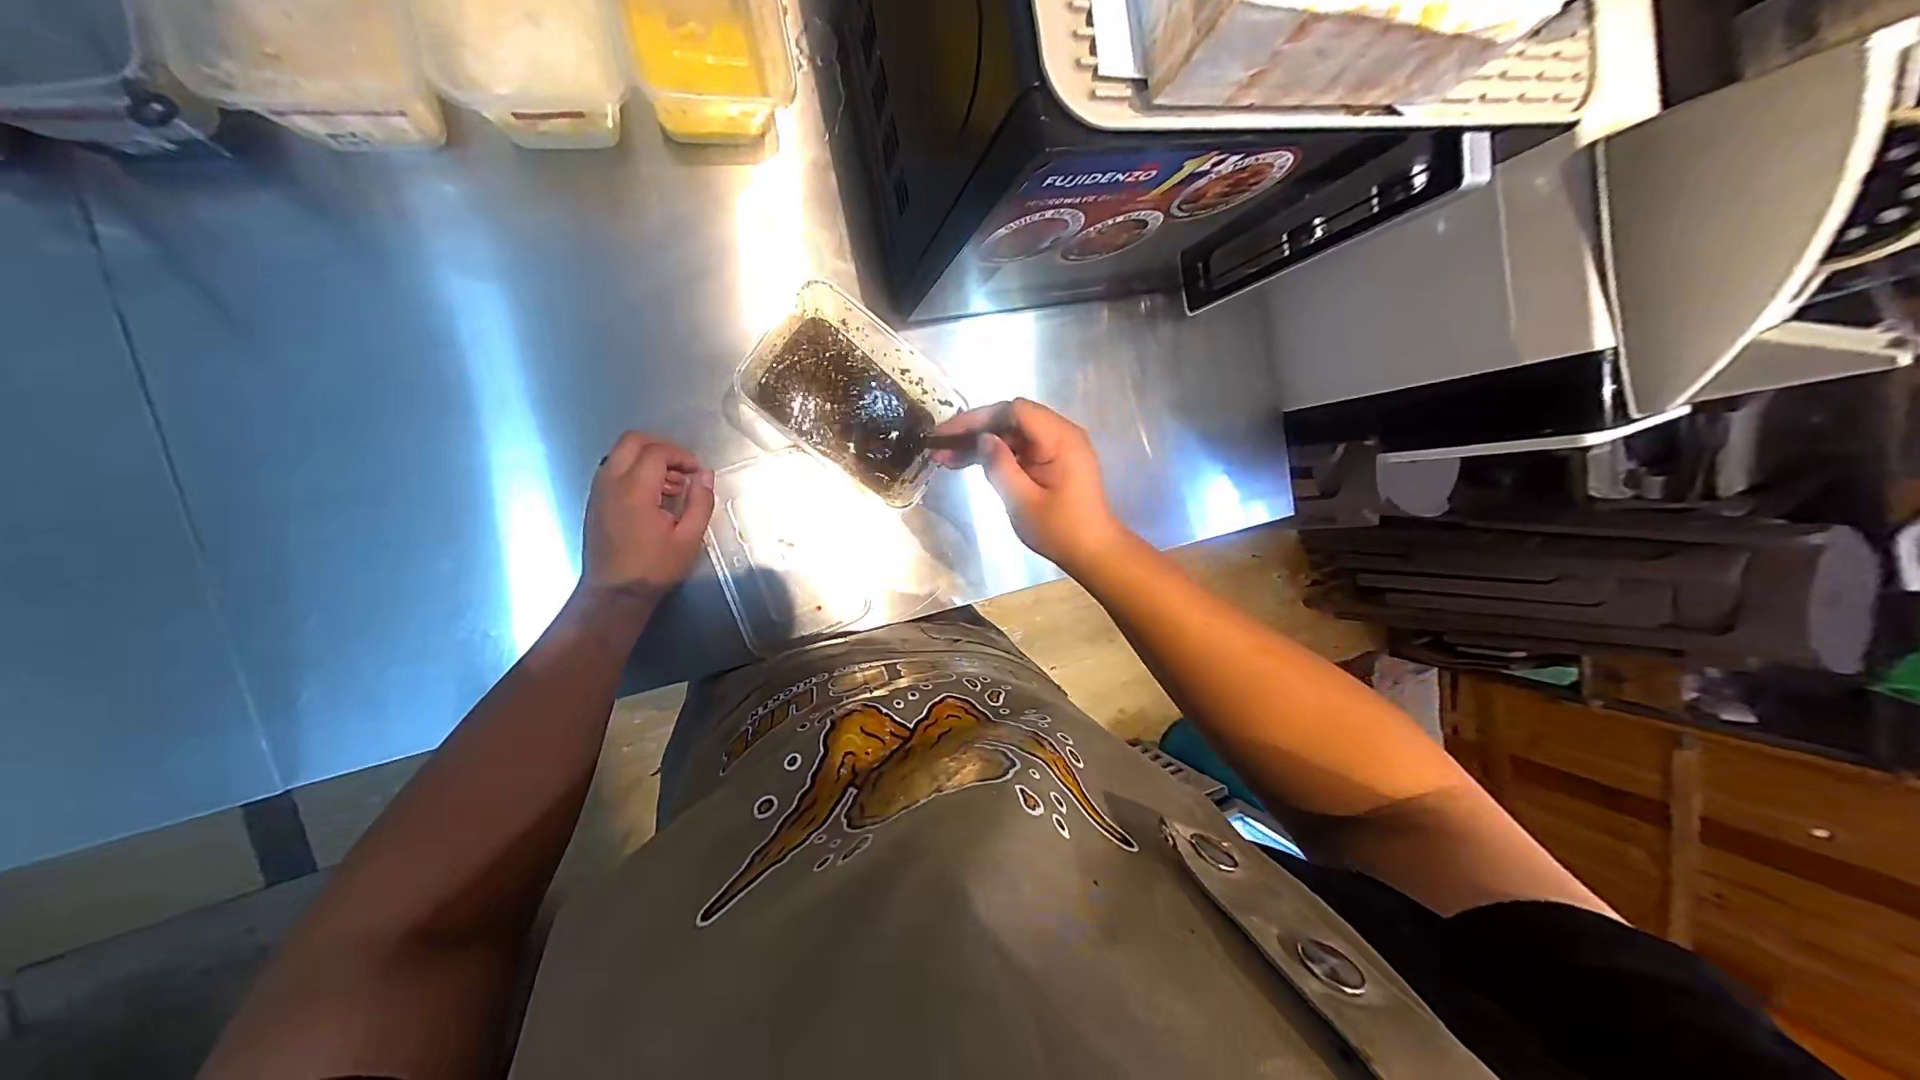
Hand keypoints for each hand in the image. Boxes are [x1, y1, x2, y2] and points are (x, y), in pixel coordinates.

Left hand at [581, 432, 714, 608]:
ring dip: (647, 459)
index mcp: (634, 489)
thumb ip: (700, 502)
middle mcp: (610, 482)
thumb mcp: (689, 538)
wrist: (615, 593)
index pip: (657, 452)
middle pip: (632, 441)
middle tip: (682, 468)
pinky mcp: (594, 501)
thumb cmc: (654, 568)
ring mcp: (598, 491)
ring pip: (620, 453)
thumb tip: (705, 475)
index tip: (697, 473)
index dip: (682, 456)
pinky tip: (653, 497)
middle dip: (662, 447)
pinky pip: (613, 469)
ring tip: (671, 486)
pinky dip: (634, 471)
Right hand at [931, 398, 1129, 571]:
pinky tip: (968, 463)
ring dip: (980, 443)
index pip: (1015, 411)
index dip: (979, 418)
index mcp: (1060, 438)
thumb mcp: (1023, 501)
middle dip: (974, 430)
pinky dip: (995, 454)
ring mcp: (1057, 446)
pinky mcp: (1051, 459)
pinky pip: (1019, 447)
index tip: (949, 434)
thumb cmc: (1061, 530)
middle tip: (940, 446)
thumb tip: (982, 439)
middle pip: (1011, 418)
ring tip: (946, 459)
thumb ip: (999, 466)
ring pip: (1011, 433)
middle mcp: (1061, 434)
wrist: (1094, 552)